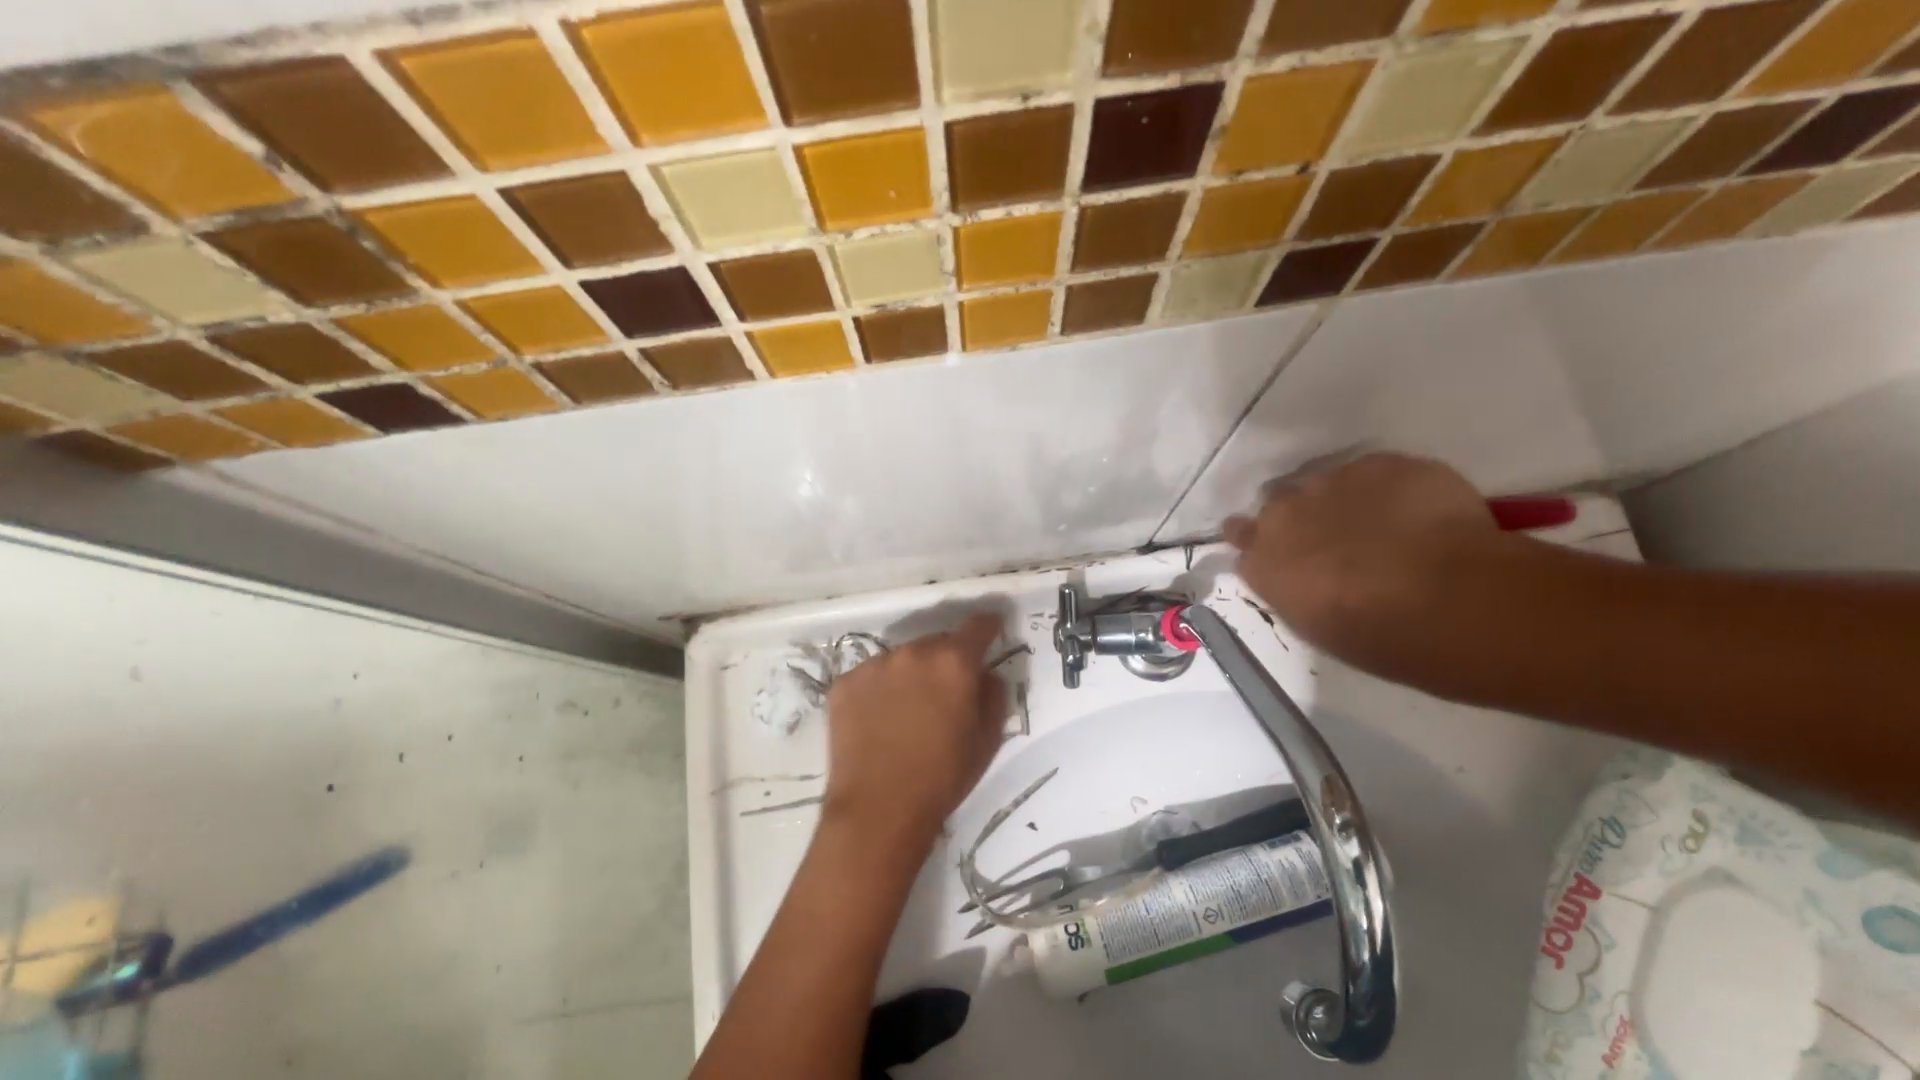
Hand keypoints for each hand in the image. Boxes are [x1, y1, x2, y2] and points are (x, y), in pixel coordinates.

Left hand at [821, 613, 1007, 857]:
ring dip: (911, 674)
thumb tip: (985, 674)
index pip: (978, 626)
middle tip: (946, 692)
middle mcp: (913, 653)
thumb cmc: (943, 777)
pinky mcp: (844, 684)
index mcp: (954, 662)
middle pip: (937, 643)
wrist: (878, 808)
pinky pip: (871, 677)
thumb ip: (993, 695)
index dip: (989, 626)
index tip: (993, 629)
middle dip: (946, 660)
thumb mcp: (988, 740)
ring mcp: (873, 666)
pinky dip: (879, 691)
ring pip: (902, 659)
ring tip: (908, 712)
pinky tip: (879, 722)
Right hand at [1223, 453, 1510, 666]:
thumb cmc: (1379, 637)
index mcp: (1264, 560)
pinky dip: (1389, 489)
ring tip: (1381, 523)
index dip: (1258, 538)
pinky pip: (1376, 472)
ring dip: (1345, 500)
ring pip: (1329, 484)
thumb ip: (1294, 589)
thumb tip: (1302, 576)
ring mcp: (1333, 481)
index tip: (1279, 547)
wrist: (1449, 599)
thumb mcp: (1316, 626)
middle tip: (1333, 537)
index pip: (1241, 536)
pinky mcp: (1381, 463)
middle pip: (1280, 503)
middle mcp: (1286, 513)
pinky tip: (1416, 510)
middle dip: (1300, 515)